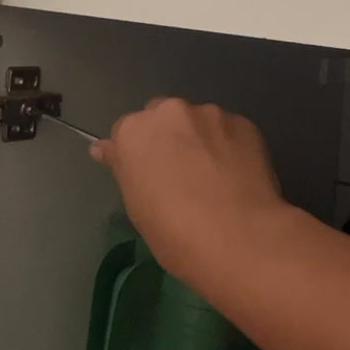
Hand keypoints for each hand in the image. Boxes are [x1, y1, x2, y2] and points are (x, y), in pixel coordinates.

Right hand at [89, 98, 295, 285]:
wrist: (239, 238)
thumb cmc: (175, 233)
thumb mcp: (136, 206)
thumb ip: (123, 168)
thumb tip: (105, 148)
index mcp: (133, 132)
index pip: (125, 132)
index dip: (137, 155)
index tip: (148, 177)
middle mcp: (170, 111)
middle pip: (163, 117)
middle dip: (168, 137)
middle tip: (181, 175)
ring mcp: (210, 114)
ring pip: (199, 121)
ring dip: (201, 140)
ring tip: (215, 177)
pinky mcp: (244, 122)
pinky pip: (229, 131)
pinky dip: (229, 146)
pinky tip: (237, 176)